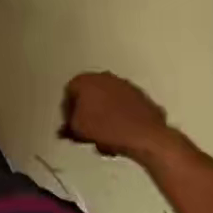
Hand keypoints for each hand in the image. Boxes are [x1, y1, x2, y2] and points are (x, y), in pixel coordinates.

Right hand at [60, 72, 175, 160]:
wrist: (144, 135)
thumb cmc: (106, 128)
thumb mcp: (78, 130)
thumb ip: (69, 126)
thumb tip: (68, 129)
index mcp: (85, 80)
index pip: (68, 93)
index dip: (67, 112)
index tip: (71, 126)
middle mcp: (104, 77)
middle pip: (89, 94)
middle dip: (86, 112)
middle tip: (86, 130)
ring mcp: (124, 85)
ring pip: (107, 99)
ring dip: (103, 114)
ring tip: (103, 136)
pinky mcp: (140, 96)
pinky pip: (123, 105)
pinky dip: (119, 116)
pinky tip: (119, 133)